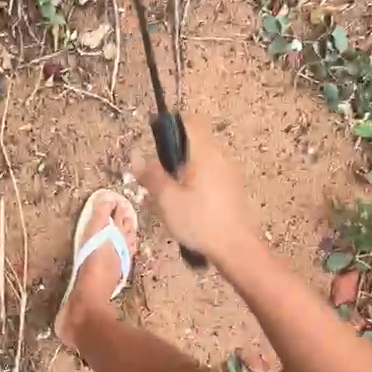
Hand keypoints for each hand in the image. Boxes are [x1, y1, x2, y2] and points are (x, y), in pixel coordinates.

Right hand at [130, 115, 259, 267]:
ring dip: (182, 172)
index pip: (191, 121)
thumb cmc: (200, 222)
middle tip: (157, 178)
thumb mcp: (167, 200)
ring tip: (169, 196)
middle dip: (172, 156)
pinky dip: (194, 183)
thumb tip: (136, 156)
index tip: (156, 143)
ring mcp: (229, 173)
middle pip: (193, 143)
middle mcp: (220, 157)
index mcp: (205, 153)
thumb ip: (151, 175)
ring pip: (200, 161)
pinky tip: (186, 207)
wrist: (236, 249)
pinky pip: (209, 175)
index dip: (171, 126)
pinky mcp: (232, 189)